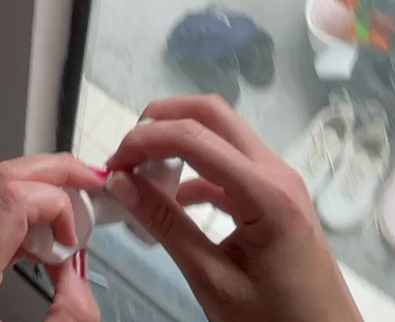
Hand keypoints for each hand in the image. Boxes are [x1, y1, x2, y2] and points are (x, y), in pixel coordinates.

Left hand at [0, 153, 106, 321]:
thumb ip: (68, 318)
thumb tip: (76, 277)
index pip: (12, 199)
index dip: (56, 202)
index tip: (77, 233)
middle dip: (50, 173)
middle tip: (85, 180)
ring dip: (34, 192)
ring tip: (69, 216)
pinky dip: (16, 215)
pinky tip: (39, 240)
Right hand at [104, 96, 361, 321]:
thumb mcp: (213, 281)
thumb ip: (166, 225)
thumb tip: (120, 182)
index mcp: (266, 192)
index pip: (193, 138)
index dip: (145, 141)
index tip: (113, 164)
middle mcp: (277, 171)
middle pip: (211, 113)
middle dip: (163, 119)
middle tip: (128, 149)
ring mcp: (281, 179)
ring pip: (222, 131)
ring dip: (179, 137)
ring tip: (144, 167)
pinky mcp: (278, 194)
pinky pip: (232, 161)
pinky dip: (197, 165)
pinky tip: (175, 195)